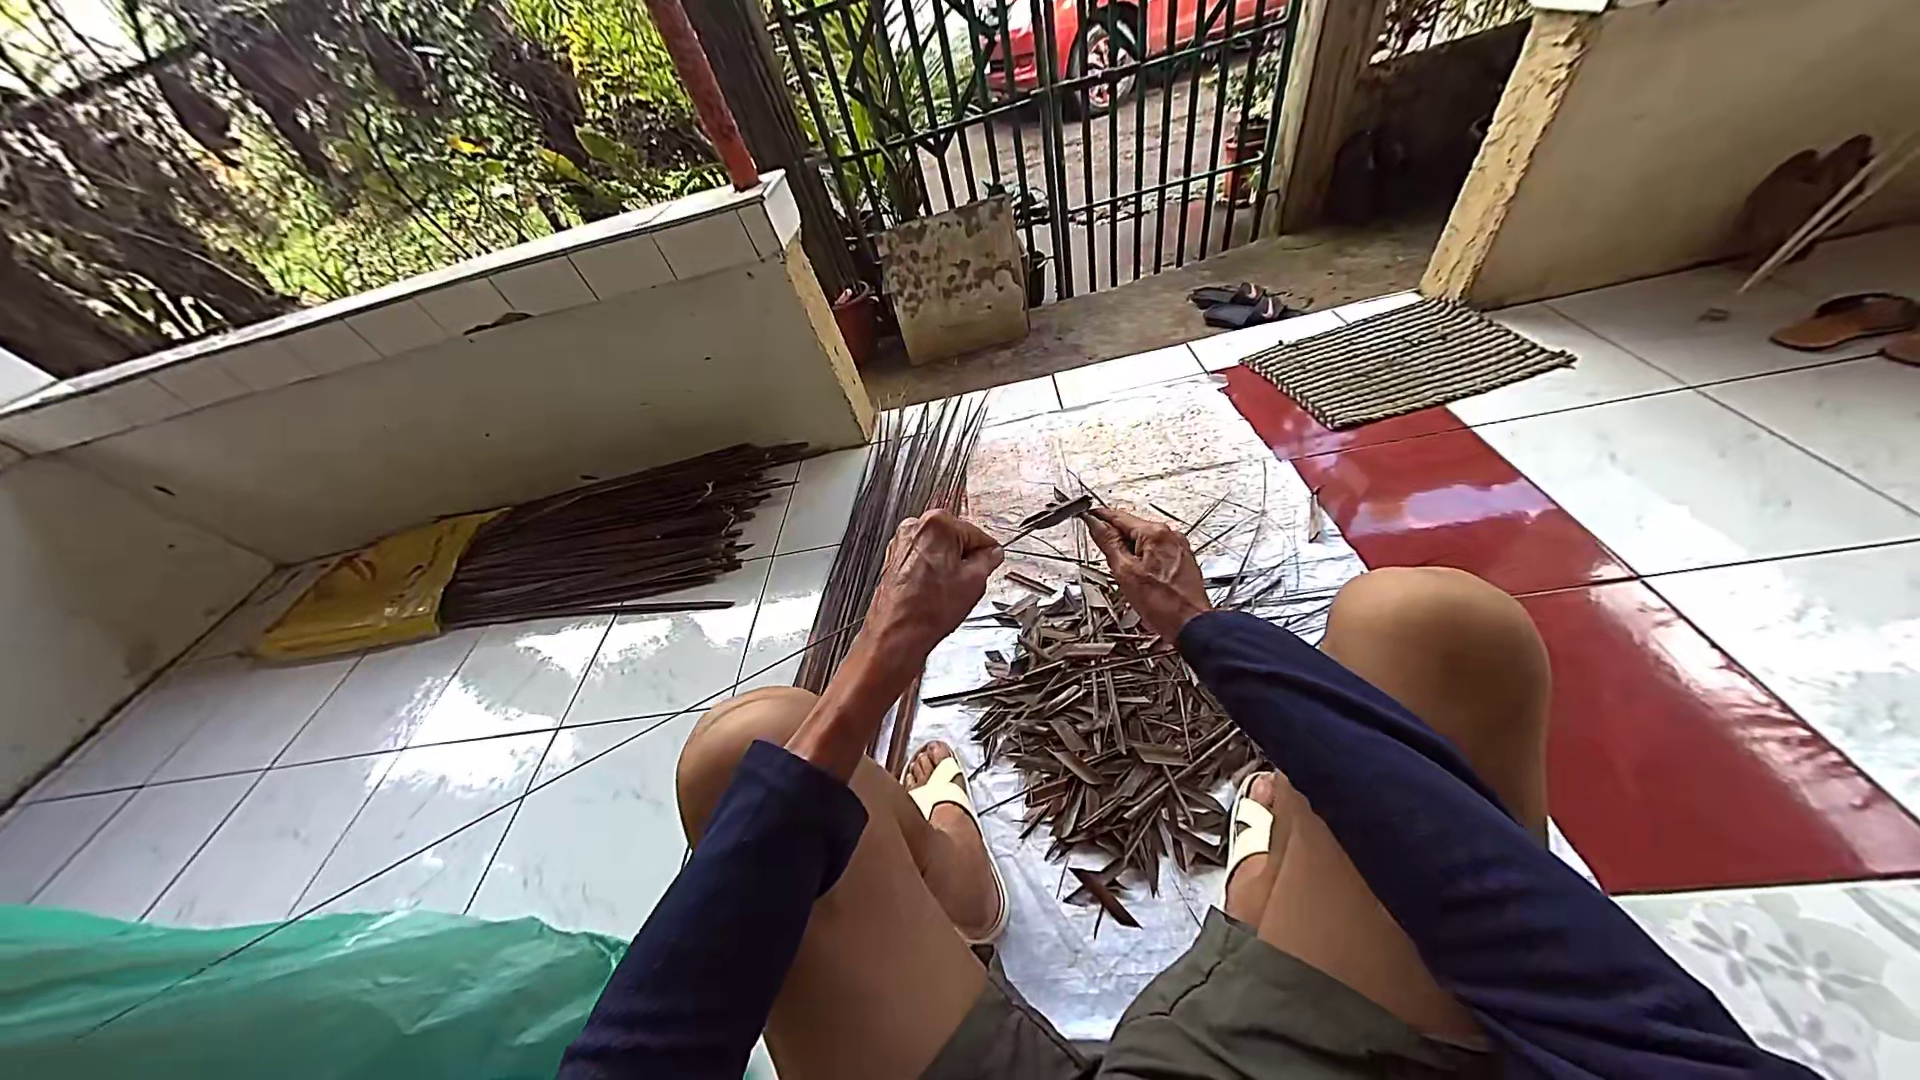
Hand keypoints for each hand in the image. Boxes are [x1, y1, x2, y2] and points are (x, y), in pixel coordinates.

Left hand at [863, 509, 1003, 660]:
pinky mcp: (893, 558)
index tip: (990, 564)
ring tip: (949, 590)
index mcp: (938, 524)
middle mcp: (916, 527)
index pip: (977, 534)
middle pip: (956, 538)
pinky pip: (922, 559)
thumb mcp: (975, 581)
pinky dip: (931, 572)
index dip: (987, 553)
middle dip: (965, 559)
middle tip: (969, 582)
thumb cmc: (927, 609)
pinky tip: (934, 591)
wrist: (897, 632)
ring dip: (948, 566)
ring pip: (938, 549)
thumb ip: (989, 560)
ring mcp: (901, 542)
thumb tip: (992, 554)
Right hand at [1085, 507, 1211, 640]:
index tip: (1088, 516)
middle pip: (1132, 528)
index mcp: (1154, 533)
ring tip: (1123, 571)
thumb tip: (1095, 524)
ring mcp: (1178, 547)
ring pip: (1144, 541)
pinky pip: (1156, 551)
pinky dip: (1143, 558)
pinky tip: (1140, 575)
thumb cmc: (1163, 603)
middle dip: (1115, 538)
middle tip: (1102, 552)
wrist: (1190, 624)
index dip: (1100, 517)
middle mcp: (1170, 535)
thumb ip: (1108, 543)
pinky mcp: (1182, 559)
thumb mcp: (1124, 571)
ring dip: (1129, 550)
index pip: (1119, 517)